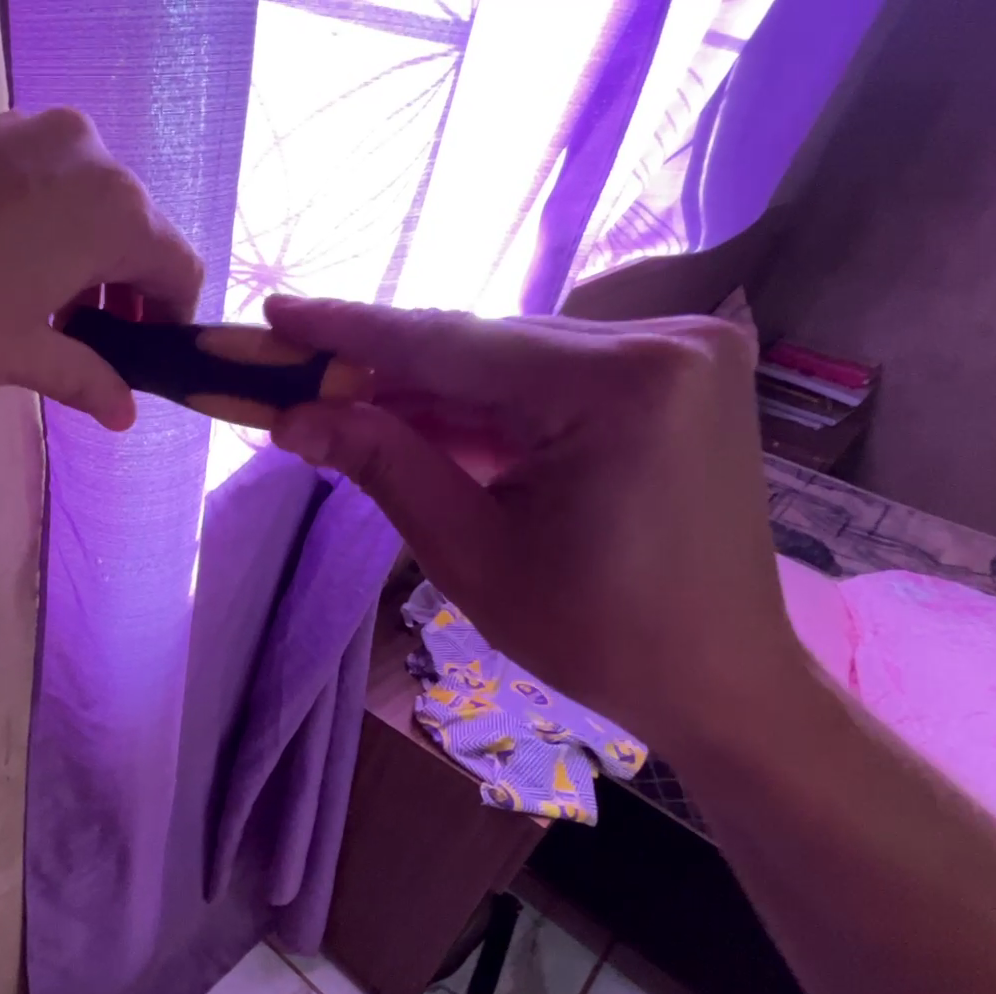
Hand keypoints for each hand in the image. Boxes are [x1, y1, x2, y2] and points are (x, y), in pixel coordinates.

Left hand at [0, 108, 203, 429]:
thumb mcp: (17, 354)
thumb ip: (84, 378)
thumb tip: (124, 413)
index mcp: (110, 206)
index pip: (177, 267)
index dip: (168, 323)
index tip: (140, 364)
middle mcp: (84, 151)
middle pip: (135, 232)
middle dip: (123, 296)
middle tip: (86, 351)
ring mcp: (26, 131)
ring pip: (86, 207)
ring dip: (82, 265)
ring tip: (39, 319)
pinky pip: (43, 186)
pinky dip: (44, 233)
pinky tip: (0, 275)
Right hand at [263, 296, 801, 746]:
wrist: (719, 678)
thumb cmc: (594, 633)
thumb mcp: (466, 550)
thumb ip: (381, 464)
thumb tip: (293, 417)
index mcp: (618, 387)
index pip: (448, 344)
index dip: (349, 331)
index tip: (276, 312)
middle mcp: (660, 343)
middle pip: (477, 348)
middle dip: (380, 370)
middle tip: (295, 380)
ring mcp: (676, 353)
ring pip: (504, 360)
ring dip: (422, 391)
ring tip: (341, 410)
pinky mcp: (672, 375)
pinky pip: (543, 378)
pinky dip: (476, 405)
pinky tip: (416, 424)